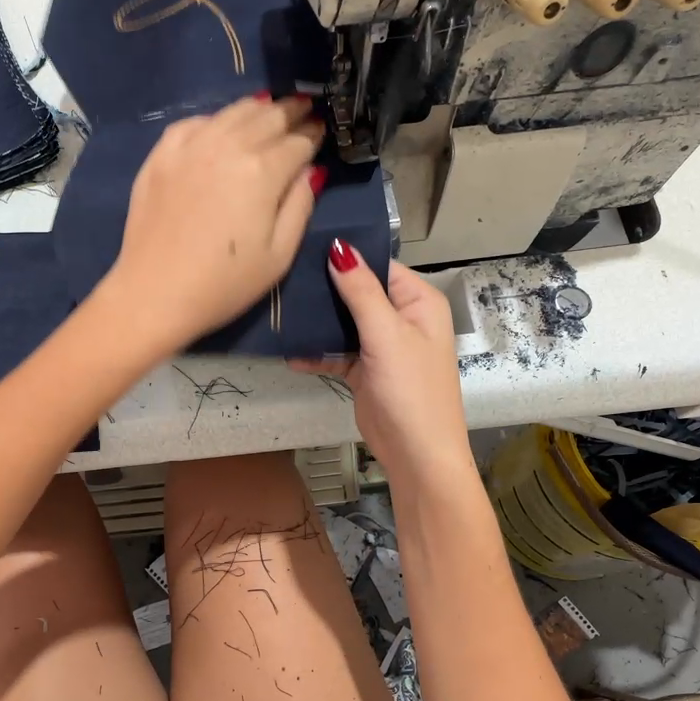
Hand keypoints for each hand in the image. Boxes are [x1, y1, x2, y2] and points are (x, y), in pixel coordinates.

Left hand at [96, 94, 325, 352]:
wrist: (154, 295)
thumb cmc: (223, 285)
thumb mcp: (278, 257)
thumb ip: (300, 207)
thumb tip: (310, 171)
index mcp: (263, 171)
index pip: (299, 141)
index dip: (314, 135)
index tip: (321, 131)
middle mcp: (229, 146)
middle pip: (268, 116)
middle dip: (291, 113)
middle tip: (302, 111)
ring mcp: (190, 146)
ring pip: (232, 112)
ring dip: (257, 110)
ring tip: (268, 112)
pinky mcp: (161, 155)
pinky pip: (194, 122)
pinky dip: (215, 120)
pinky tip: (220, 129)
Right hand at [293, 241, 470, 484]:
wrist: (416, 452)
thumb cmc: (411, 389)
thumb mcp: (386, 335)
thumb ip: (361, 292)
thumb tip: (339, 247)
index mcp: (418, 302)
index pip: (379, 267)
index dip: (347, 258)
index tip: (306, 249)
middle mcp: (402, 319)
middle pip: (359, 293)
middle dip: (327, 289)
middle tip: (285, 277)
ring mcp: (383, 347)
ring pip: (345, 324)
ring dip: (319, 322)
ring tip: (281, 310)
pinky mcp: (365, 371)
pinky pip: (337, 353)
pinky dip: (317, 353)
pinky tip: (289, 352)